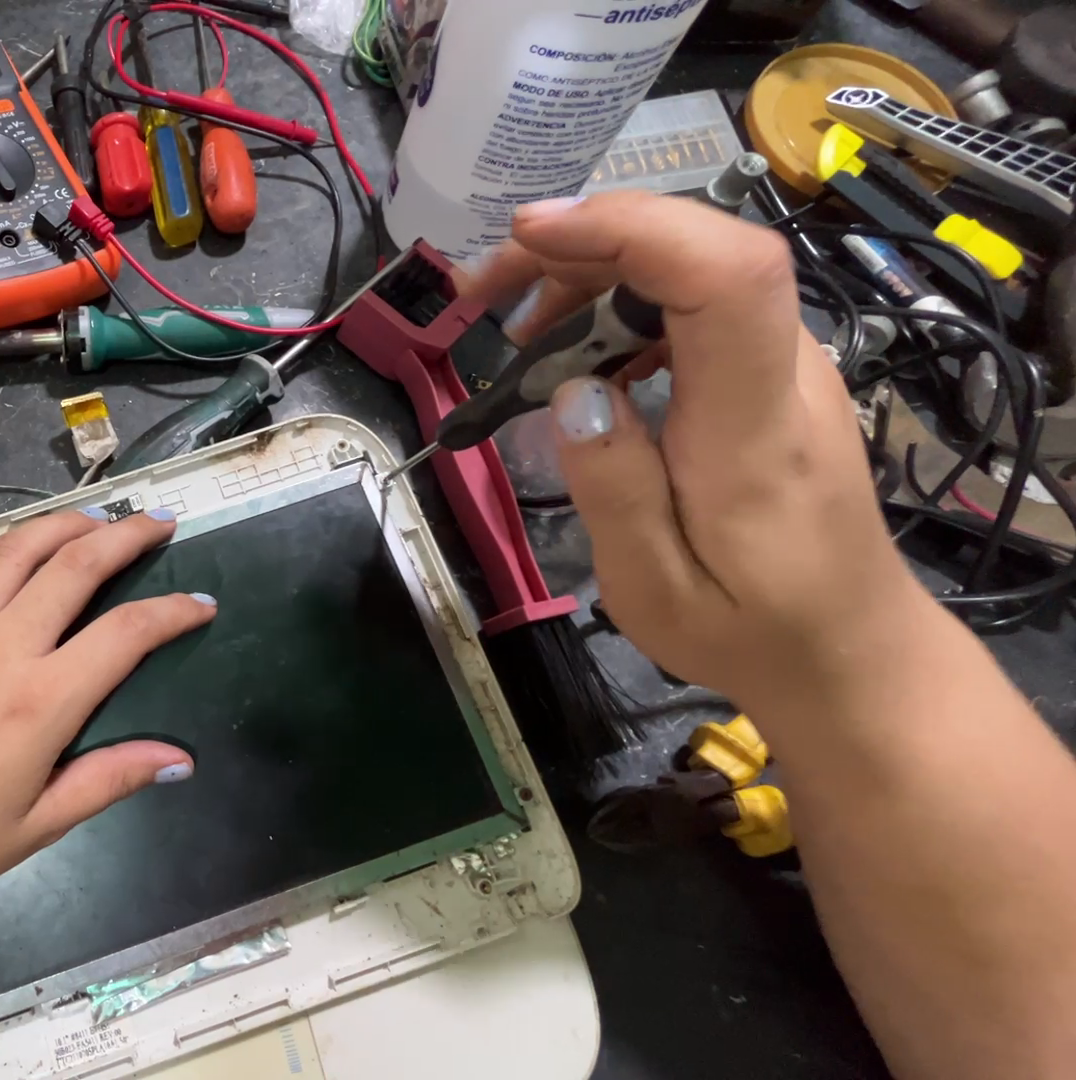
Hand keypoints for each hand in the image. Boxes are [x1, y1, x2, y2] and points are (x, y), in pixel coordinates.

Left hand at [0, 508, 215, 950]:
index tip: (202, 603)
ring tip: (94, 518)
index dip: (174, 612)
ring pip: (11, 552)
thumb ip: (112, 779)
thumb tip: (182, 759)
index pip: (127, 634)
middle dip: (126, 536)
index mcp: (39, 702)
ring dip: (59, 525)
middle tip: (158, 523)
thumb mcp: (39, 825)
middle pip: (74, 567)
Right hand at [457, 192, 931, 710]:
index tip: (530, 234)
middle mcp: (780, 371)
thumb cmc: (744, 627)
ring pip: (684, 273)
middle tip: (480, 293)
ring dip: (585, 279)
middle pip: (693, 254)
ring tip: (509, 332)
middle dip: (576, 248)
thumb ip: (614, 488)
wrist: (842, 645)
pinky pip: (684, 310)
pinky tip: (563, 357)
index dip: (629, 230)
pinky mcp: (759, 377)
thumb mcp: (652, 586)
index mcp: (751, 425)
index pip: (725, 276)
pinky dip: (609, 311)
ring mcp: (776, 367)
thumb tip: (573, 392)